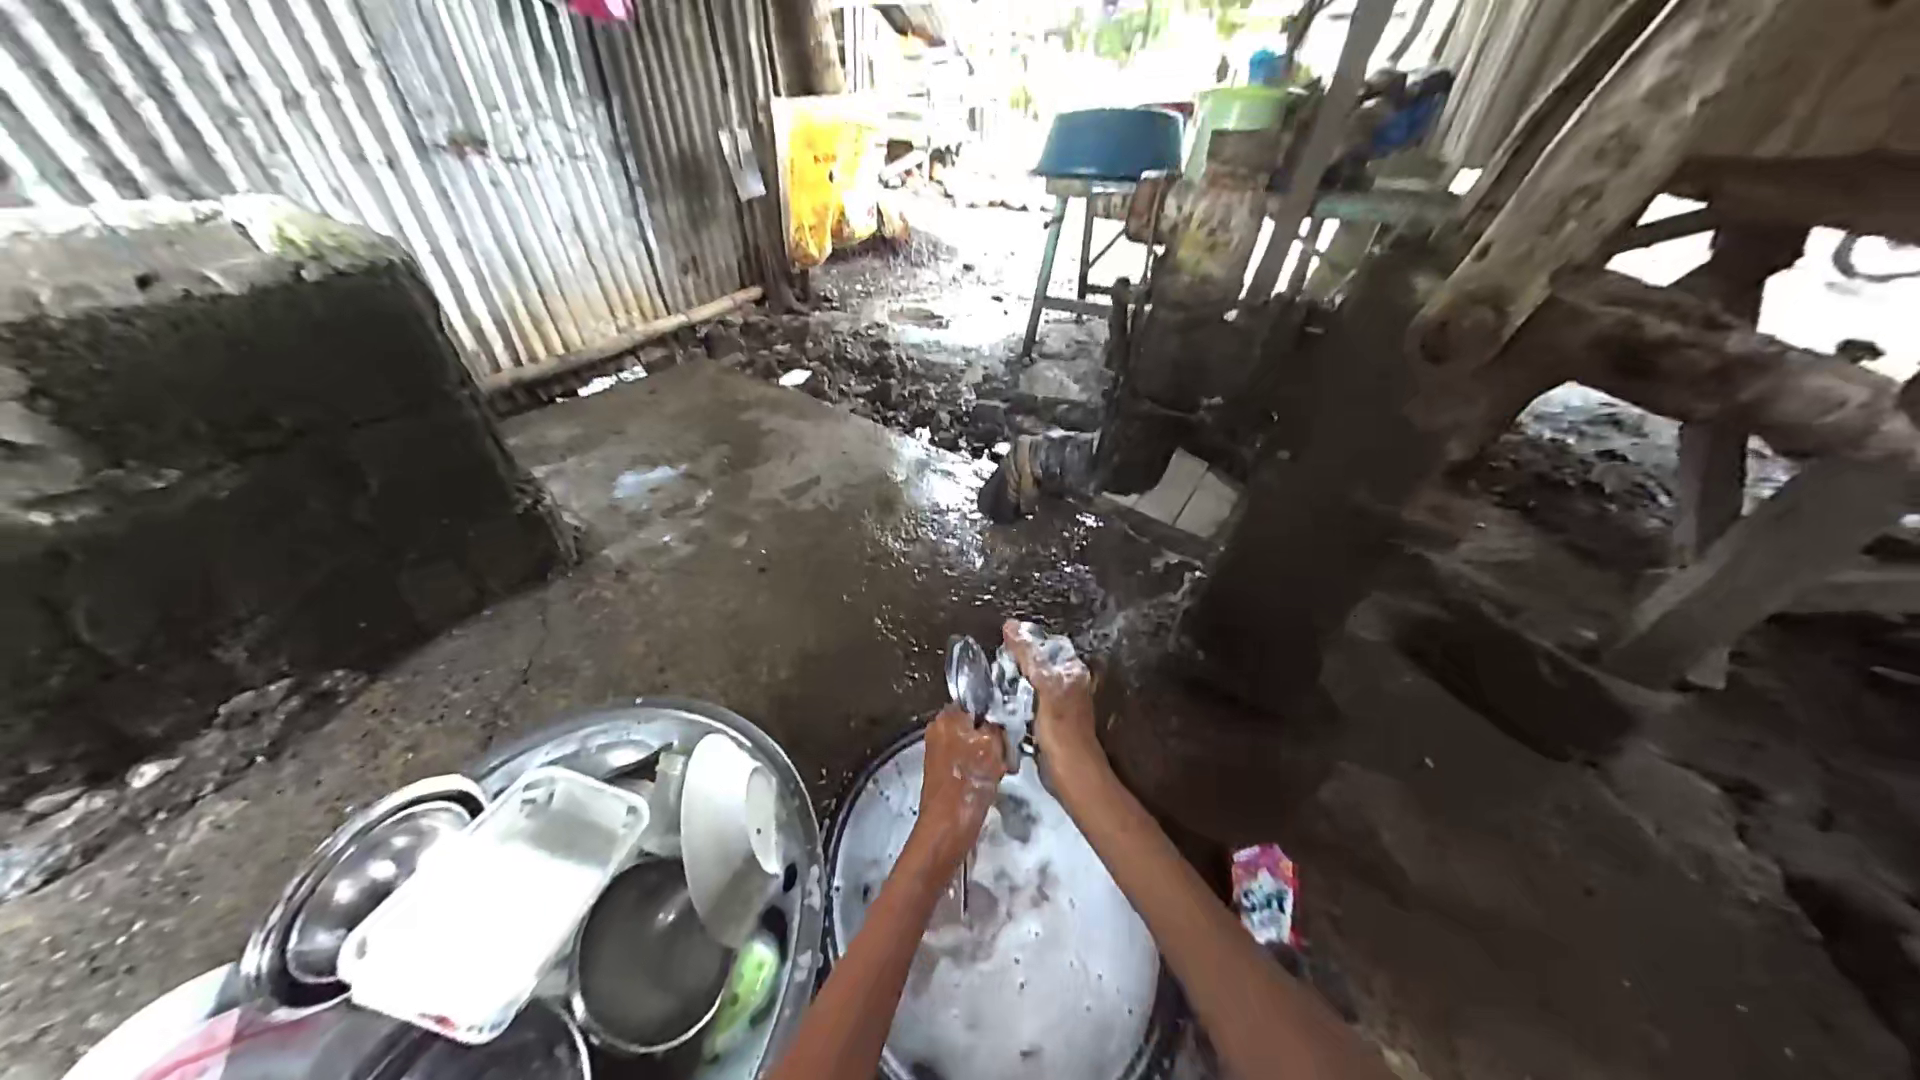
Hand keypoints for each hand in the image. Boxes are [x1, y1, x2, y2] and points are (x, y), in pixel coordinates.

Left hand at [911, 705, 1008, 871]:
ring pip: (974, 741)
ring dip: (990, 752)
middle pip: (976, 721)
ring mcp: (939, 749)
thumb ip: (997, 724)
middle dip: (994, 736)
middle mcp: (939, 728)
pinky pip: (968, 757)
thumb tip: (1000, 715)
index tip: (1010, 726)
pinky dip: (981, 765)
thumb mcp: (993, 745)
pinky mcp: (943, 768)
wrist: (948, 825)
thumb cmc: (970, 783)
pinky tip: (993, 778)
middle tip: (1008, 752)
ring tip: (1003, 768)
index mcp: (947, 716)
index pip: (977, 700)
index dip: (997, 712)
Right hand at [1002, 619, 1103, 773]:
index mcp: (1071, 670)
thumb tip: (1011, 626)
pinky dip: (1013, 701)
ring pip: (1029, 683)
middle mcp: (1067, 683)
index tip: (1001, 646)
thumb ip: (1028, 657)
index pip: (1045, 644)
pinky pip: (1026, 702)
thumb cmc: (1059, 728)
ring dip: (1012, 684)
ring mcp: (1057, 703)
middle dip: (1015, 664)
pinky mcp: (1046, 721)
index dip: (1024, 642)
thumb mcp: (1044, 686)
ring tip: (993, 684)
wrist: (1069, 772)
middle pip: (1036, 663)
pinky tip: (1000, 705)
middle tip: (994, 666)